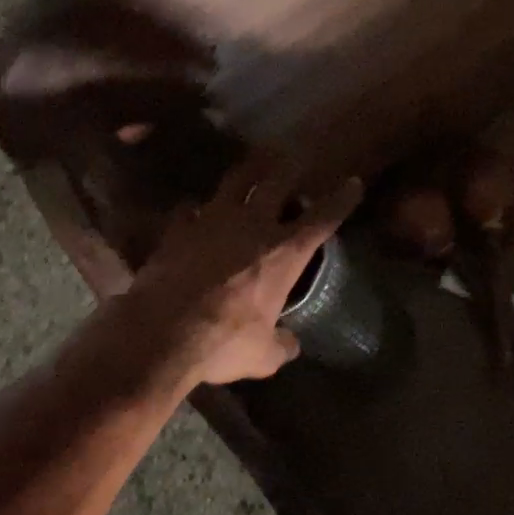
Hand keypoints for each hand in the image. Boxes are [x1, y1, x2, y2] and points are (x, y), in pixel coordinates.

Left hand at [122, 153, 363, 385]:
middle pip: (277, 181)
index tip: (352, 182)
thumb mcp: (262, 356)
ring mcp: (212, 220)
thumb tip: (290, 344)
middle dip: (291, 168)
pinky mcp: (178, 228)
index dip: (341, 199)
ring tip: (251, 167)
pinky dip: (196, 209)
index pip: (323, 218)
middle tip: (295, 158)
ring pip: (234, 182)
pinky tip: (194, 212)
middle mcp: (252, 225)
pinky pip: (190, 209)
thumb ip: (280, 345)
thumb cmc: (223, 343)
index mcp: (284, 253)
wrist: (161, 332)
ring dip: (246, 173)